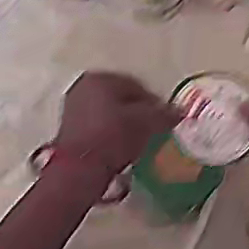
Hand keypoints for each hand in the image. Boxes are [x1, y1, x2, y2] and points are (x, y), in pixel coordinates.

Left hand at [50, 72, 179, 177]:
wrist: (80, 169)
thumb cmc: (115, 136)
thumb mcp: (148, 122)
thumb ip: (166, 114)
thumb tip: (179, 112)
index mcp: (101, 78)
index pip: (138, 86)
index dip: (156, 103)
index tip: (167, 119)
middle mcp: (83, 87)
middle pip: (121, 99)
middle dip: (139, 113)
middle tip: (156, 129)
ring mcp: (72, 109)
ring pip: (109, 114)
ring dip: (125, 125)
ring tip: (141, 142)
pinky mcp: (68, 132)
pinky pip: (98, 128)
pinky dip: (112, 135)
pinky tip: (123, 149)